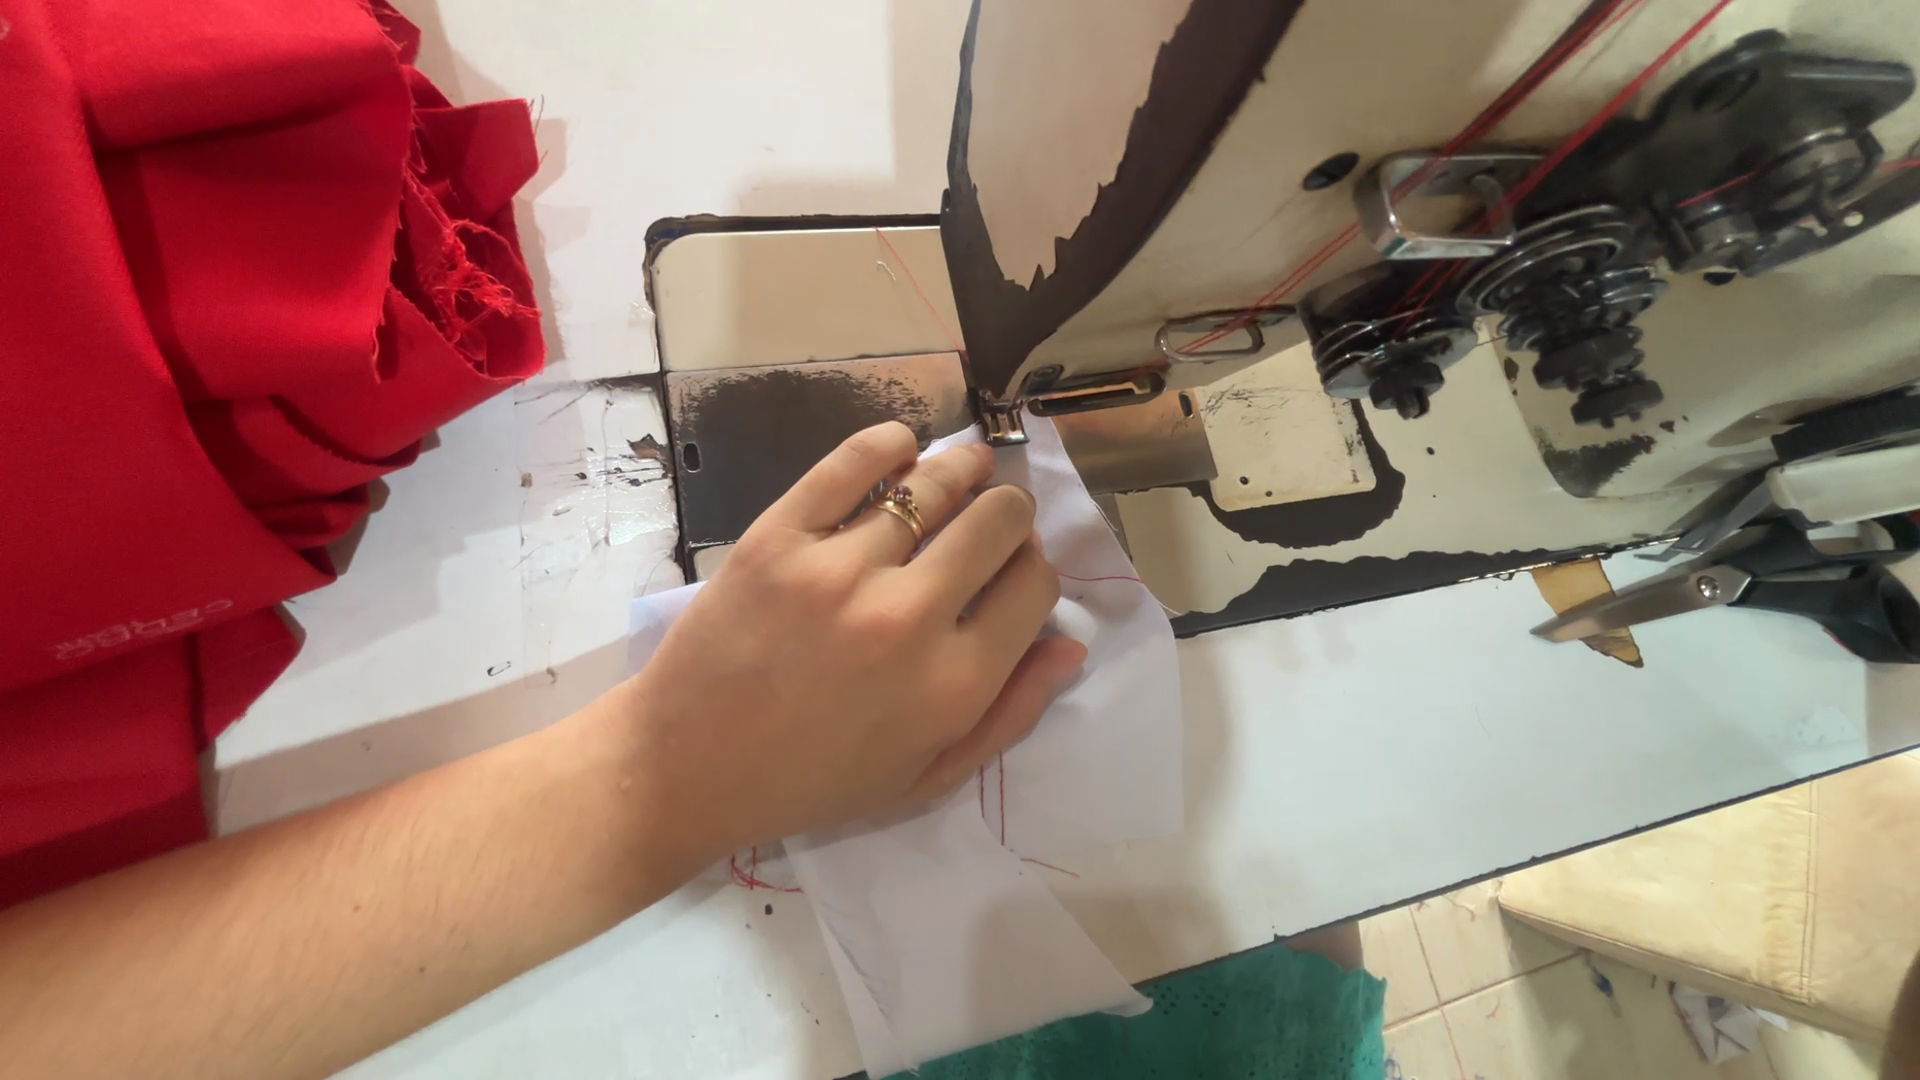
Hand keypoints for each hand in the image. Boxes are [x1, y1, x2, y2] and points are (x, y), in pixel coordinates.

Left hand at [614, 421, 1086, 860]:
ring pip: (935, 483)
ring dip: (965, 468)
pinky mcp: (779, 536)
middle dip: (1011, 512)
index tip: (1015, 570)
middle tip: (994, 518)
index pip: (1035, 586)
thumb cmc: (814, 783)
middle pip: (999, 521)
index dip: (1036, 569)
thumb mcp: (926, 778)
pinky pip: (851, 463)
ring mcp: (839, 570)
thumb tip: (1070, 645)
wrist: (686, 768)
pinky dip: (889, 444)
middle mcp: (909, 618)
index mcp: (953, 683)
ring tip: (965, 469)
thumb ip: (1008, 716)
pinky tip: (901, 449)